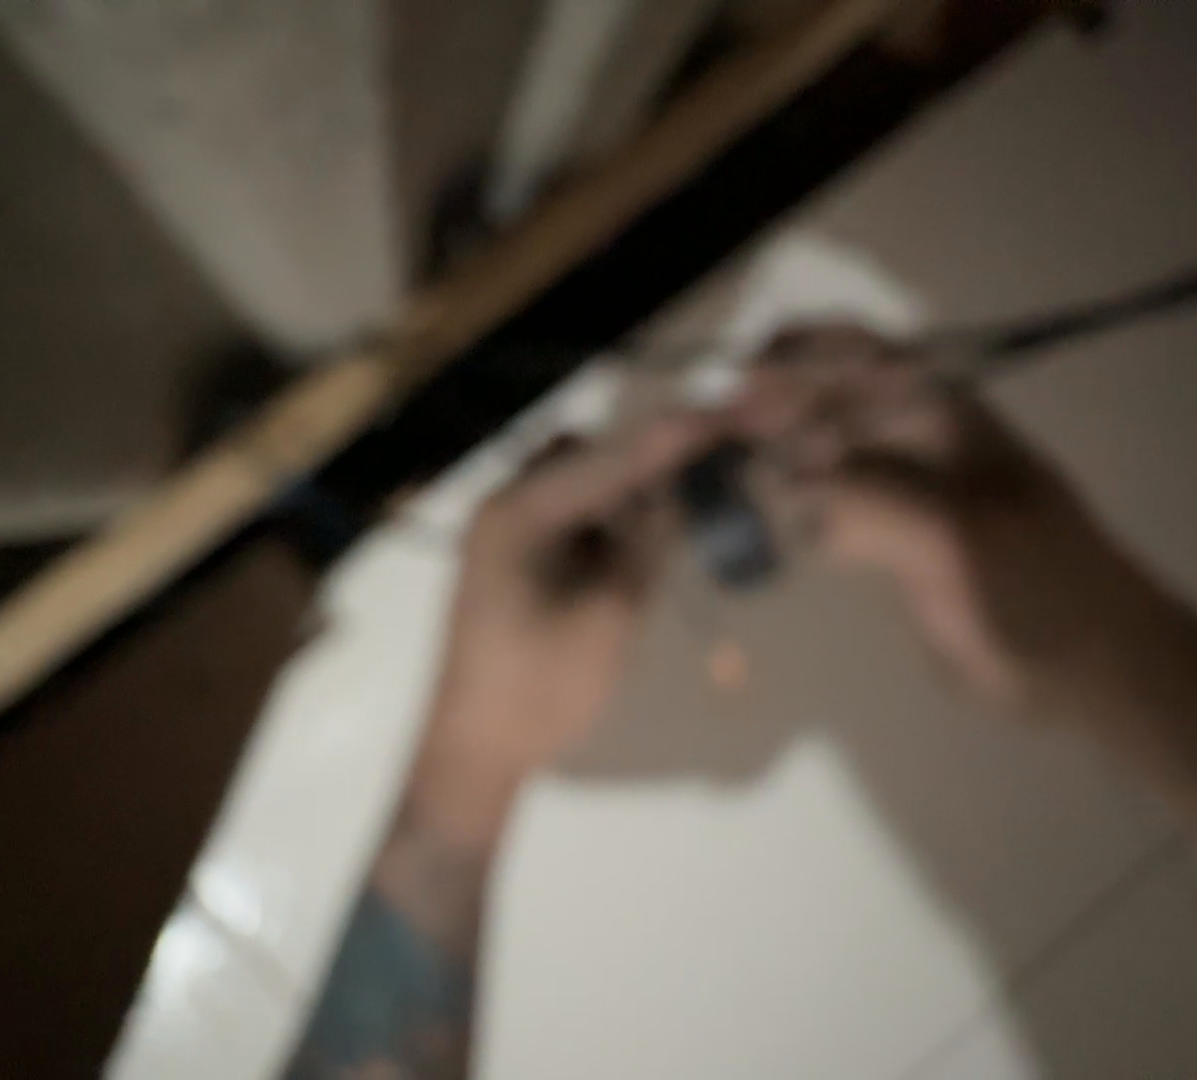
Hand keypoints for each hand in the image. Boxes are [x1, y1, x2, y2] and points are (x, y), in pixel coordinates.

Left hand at [408, 413, 722, 846]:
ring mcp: (497, 532)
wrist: (473, 749)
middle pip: (583, 456)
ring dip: (618, 495)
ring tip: (662, 523)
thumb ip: (644, 545)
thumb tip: (671, 494)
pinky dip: (596, 523)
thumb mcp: (610, 615)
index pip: (610, 458)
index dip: (671, 436)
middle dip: (638, 464)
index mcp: (519, 512)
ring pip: (571, 485)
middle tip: (692, 484)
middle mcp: (502, 506)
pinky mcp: (503, 559)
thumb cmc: (541, 689)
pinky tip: (627, 550)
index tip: (723, 413)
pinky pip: (559, 518)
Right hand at [733, 323, 1196, 720]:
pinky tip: (770, 520)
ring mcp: (904, 489)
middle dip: (771, 407)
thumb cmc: (1039, 598)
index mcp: (946, 416)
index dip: (799, 351)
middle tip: (709, 435)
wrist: (1090, 671)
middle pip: (830, 400)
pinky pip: (829, 506)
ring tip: (728, 475)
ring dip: (776, 455)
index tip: (736, 374)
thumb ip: (874, 500)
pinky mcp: (890, 536)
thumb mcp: (958, 540)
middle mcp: (918, 439)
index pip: (863, 355)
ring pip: (823, 453)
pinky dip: (796, 506)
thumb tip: (785, 479)